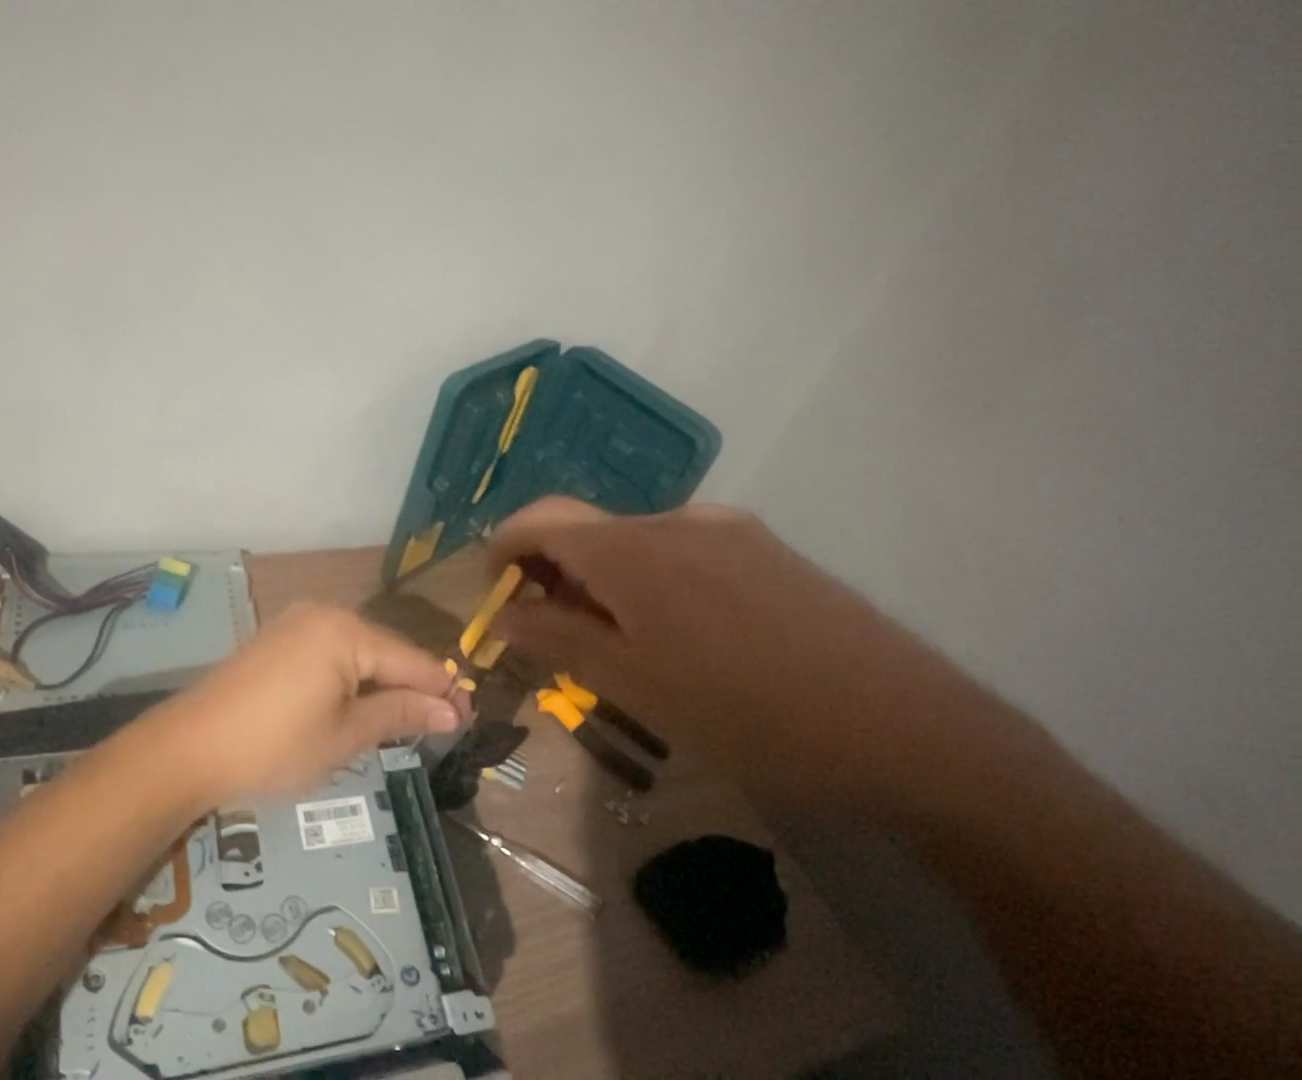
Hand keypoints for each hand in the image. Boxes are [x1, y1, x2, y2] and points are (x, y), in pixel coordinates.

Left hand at [138, 605, 468, 807]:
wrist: (188, 749)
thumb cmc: (273, 747)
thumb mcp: (345, 736)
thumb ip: (400, 715)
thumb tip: (453, 710)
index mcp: (345, 631)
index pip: (412, 660)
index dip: (443, 692)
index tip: (470, 722)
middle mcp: (323, 614)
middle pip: (386, 651)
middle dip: (413, 687)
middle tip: (438, 728)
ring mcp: (295, 623)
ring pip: (358, 652)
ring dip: (382, 684)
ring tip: (403, 723)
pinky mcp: (276, 640)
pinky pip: (330, 653)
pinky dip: (350, 679)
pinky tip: (358, 706)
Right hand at [488, 497, 1012, 812]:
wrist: (901, 729)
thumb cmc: (743, 715)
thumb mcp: (631, 685)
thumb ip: (556, 638)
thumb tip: (504, 612)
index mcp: (631, 549)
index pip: (539, 519)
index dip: (502, 551)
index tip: (495, 598)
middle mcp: (677, 521)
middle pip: (590, 531)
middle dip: (555, 575)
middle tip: (554, 639)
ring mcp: (732, 531)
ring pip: (640, 545)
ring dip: (607, 583)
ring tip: (621, 649)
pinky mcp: (771, 552)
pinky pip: (687, 554)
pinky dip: (656, 584)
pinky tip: (685, 642)